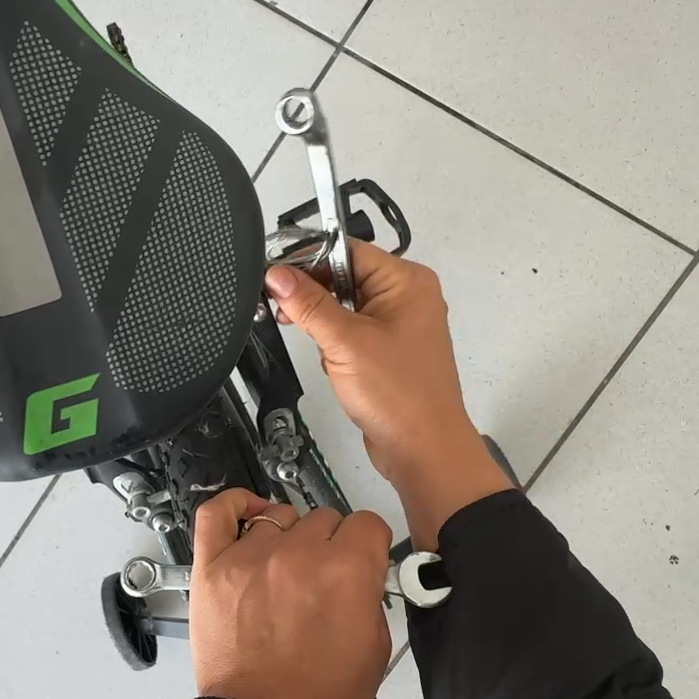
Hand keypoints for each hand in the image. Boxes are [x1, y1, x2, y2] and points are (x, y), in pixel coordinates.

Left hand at [190, 489, 393, 698]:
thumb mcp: (375, 648)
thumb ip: (369, 595)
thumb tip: (361, 572)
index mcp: (347, 571)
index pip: (366, 524)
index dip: (368, 545)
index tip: (361, 560)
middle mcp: (298, 554)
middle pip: (324, 518)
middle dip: (330, 545)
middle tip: (321, 579)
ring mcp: (250, 557)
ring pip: (279, 517)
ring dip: (288, 538)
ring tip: (284, 570)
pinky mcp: (213, 567)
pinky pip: (217, 513)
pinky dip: (234, 506)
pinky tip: (249, 515)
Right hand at [265, 241, 512, 548]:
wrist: (422, 448)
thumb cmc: (401, 396)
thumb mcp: (344, 342)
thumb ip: (308, 304)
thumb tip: (279, 276)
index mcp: (406, 282)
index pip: (347, 250)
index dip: (309, 259)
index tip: (276, 273)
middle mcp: (405, 297)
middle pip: (343, 275)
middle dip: (312, 294)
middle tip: (283, 307)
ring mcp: (397, 324)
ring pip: (343, 304)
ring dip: (322, 322)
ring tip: (321, 346)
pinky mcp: (386, 349)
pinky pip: (350, 330)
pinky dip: (333, 341)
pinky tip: (330, 361)